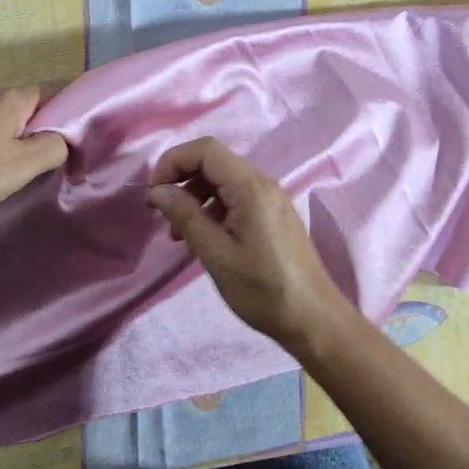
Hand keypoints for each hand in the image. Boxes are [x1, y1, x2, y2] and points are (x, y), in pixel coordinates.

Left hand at [0, 86, 67, 241]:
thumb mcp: (20, 167)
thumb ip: (52, 148)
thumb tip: (62, 139)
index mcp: (9, 100)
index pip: (49, 93)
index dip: (61, 114)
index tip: (64, 142)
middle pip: (20, 107)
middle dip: (32, 129)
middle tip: (34, 163)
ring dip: (3, 139)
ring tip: (1, 170)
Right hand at [147, 137, 353, 350]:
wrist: (313, 318)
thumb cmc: (263, 290)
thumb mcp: (217, 256)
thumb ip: (186, 217)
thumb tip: (157, 191)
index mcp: (251, 187)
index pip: (205, 149)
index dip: (173, 162)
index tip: (154, 194)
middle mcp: (263, 183)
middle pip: (213, 162)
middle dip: (181, 180)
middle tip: (160, 213)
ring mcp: (271, 199)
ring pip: (223, 180)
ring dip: (195, 197)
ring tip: (178, 235)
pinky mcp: (273, 215)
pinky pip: (236, 198)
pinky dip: (213, 209)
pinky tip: (203, 239)